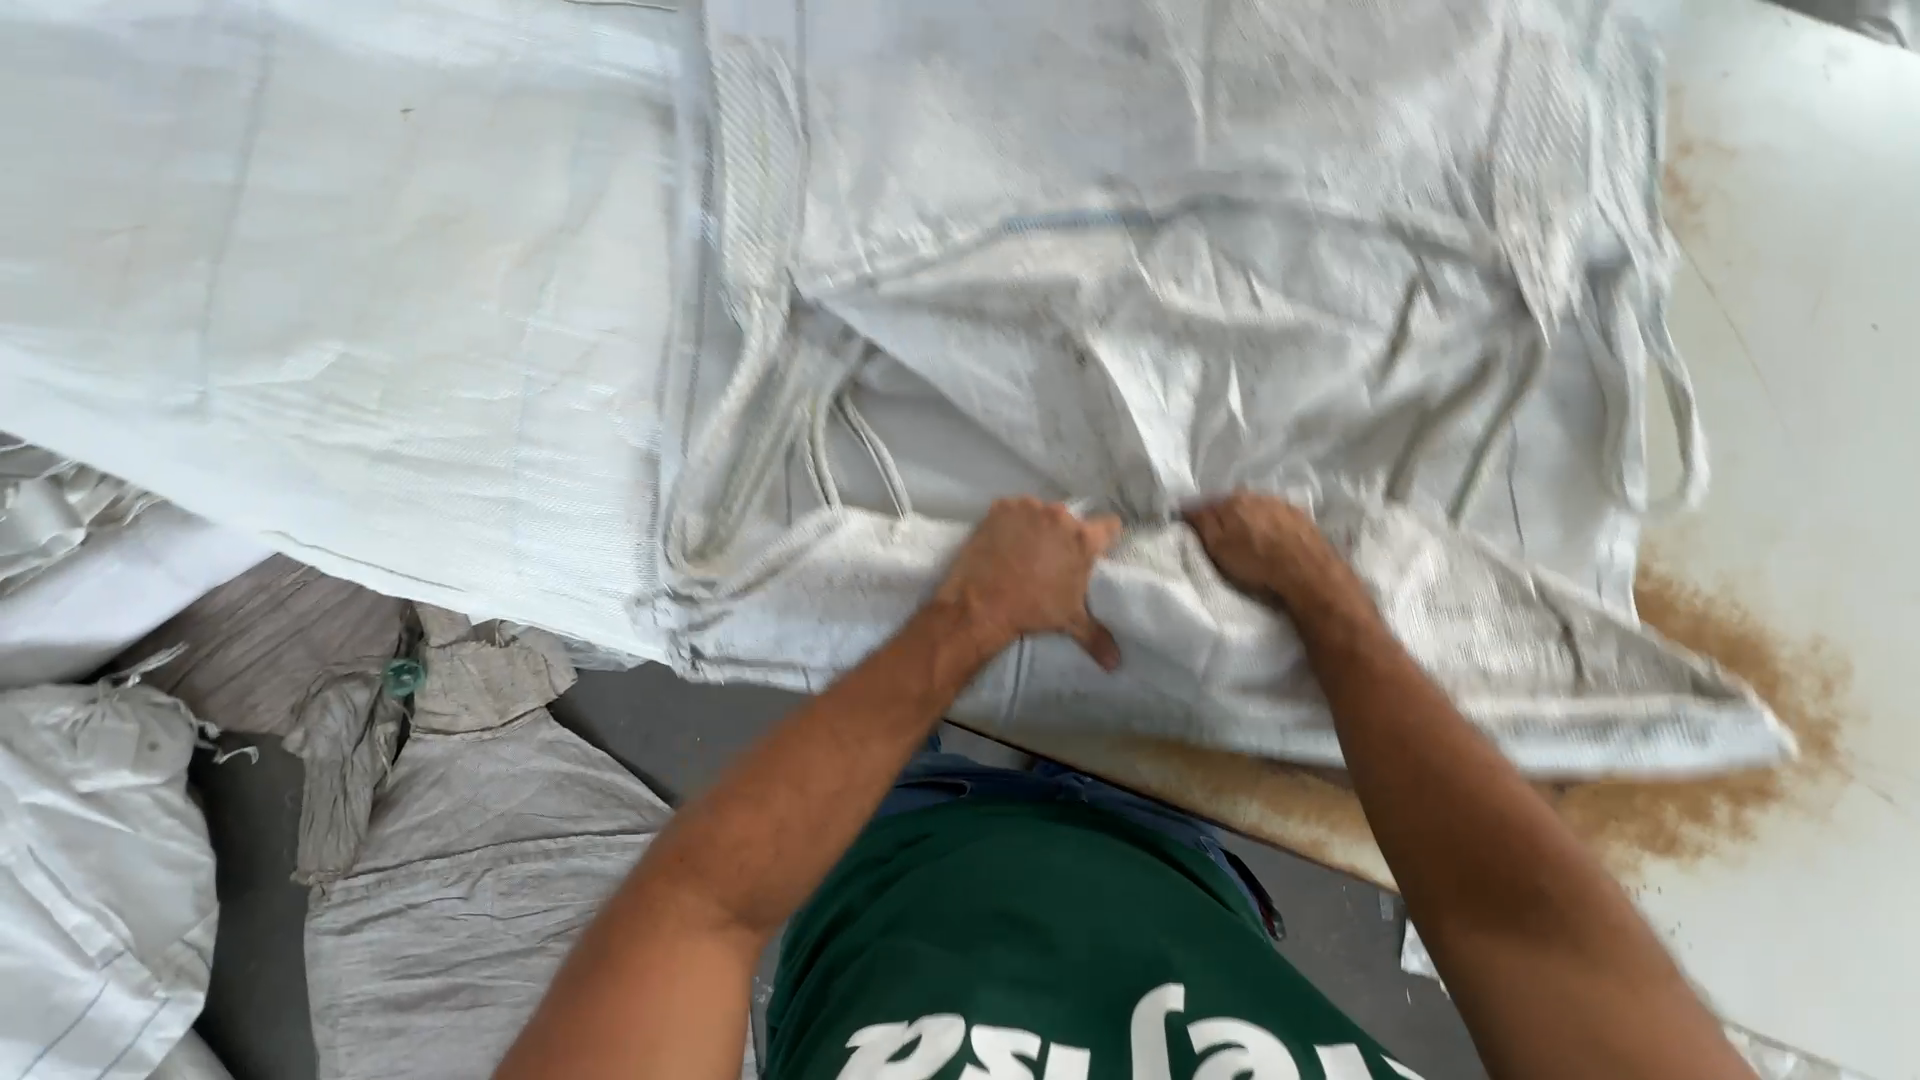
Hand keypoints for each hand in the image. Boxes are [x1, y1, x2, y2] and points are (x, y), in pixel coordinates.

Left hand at [934, 498, 1122, 669]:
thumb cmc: (1031, 610)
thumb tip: (1116, 663)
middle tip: (1051, 559)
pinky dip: (1009, 522)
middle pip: (1070, 520)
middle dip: (1063, 536)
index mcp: (1083, 539)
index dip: (1104, 537)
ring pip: (1040, 513)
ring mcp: (1028, 508)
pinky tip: (1003, 542)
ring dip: (1036, 527)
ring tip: (1023, 551)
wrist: (980, 605)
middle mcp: (1059, 516)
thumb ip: (1097, 637)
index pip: (1109, 526)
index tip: (1095, 549)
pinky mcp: (1000, 508)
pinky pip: (1012, 511)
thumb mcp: (1068, 621)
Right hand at [1183, 492, 1357, 605]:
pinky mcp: (1301, 515)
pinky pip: (1276, 515)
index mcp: (1232, 500)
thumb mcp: (1218, 547)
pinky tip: (1272, 538)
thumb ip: (1201, 523)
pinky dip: (1270, 523)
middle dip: (1225, 516)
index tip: (1193, 528)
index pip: (1205, 504)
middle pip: (1232, 504)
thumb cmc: (1256, 562)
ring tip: (1248, 538)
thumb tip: (1186, 506)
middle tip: (1221, 536)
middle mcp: (1256, 495)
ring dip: (1249, 518)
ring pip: (1256, 507)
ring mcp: (1281, 503)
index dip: (1197, 517)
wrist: (1308, 572)